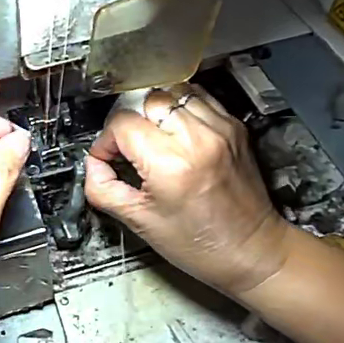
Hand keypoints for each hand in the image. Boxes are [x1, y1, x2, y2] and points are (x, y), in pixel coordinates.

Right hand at [84, 85, 290, 298]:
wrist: (250, 250)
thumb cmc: (201, 243)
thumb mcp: (139, 222)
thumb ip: (104, 189)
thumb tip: (92, 164)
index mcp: (170, 164)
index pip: (122, 124)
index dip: (107, 141)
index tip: (109, 158)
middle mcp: (197, 139)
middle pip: (147, 101)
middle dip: (132, 122)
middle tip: (131, 147)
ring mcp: (219, 129)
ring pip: (173, 93)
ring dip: (157, 112)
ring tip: (156, 138)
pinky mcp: (234, 127)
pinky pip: (200, 99)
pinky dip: (183, 109)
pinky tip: (178, 134)